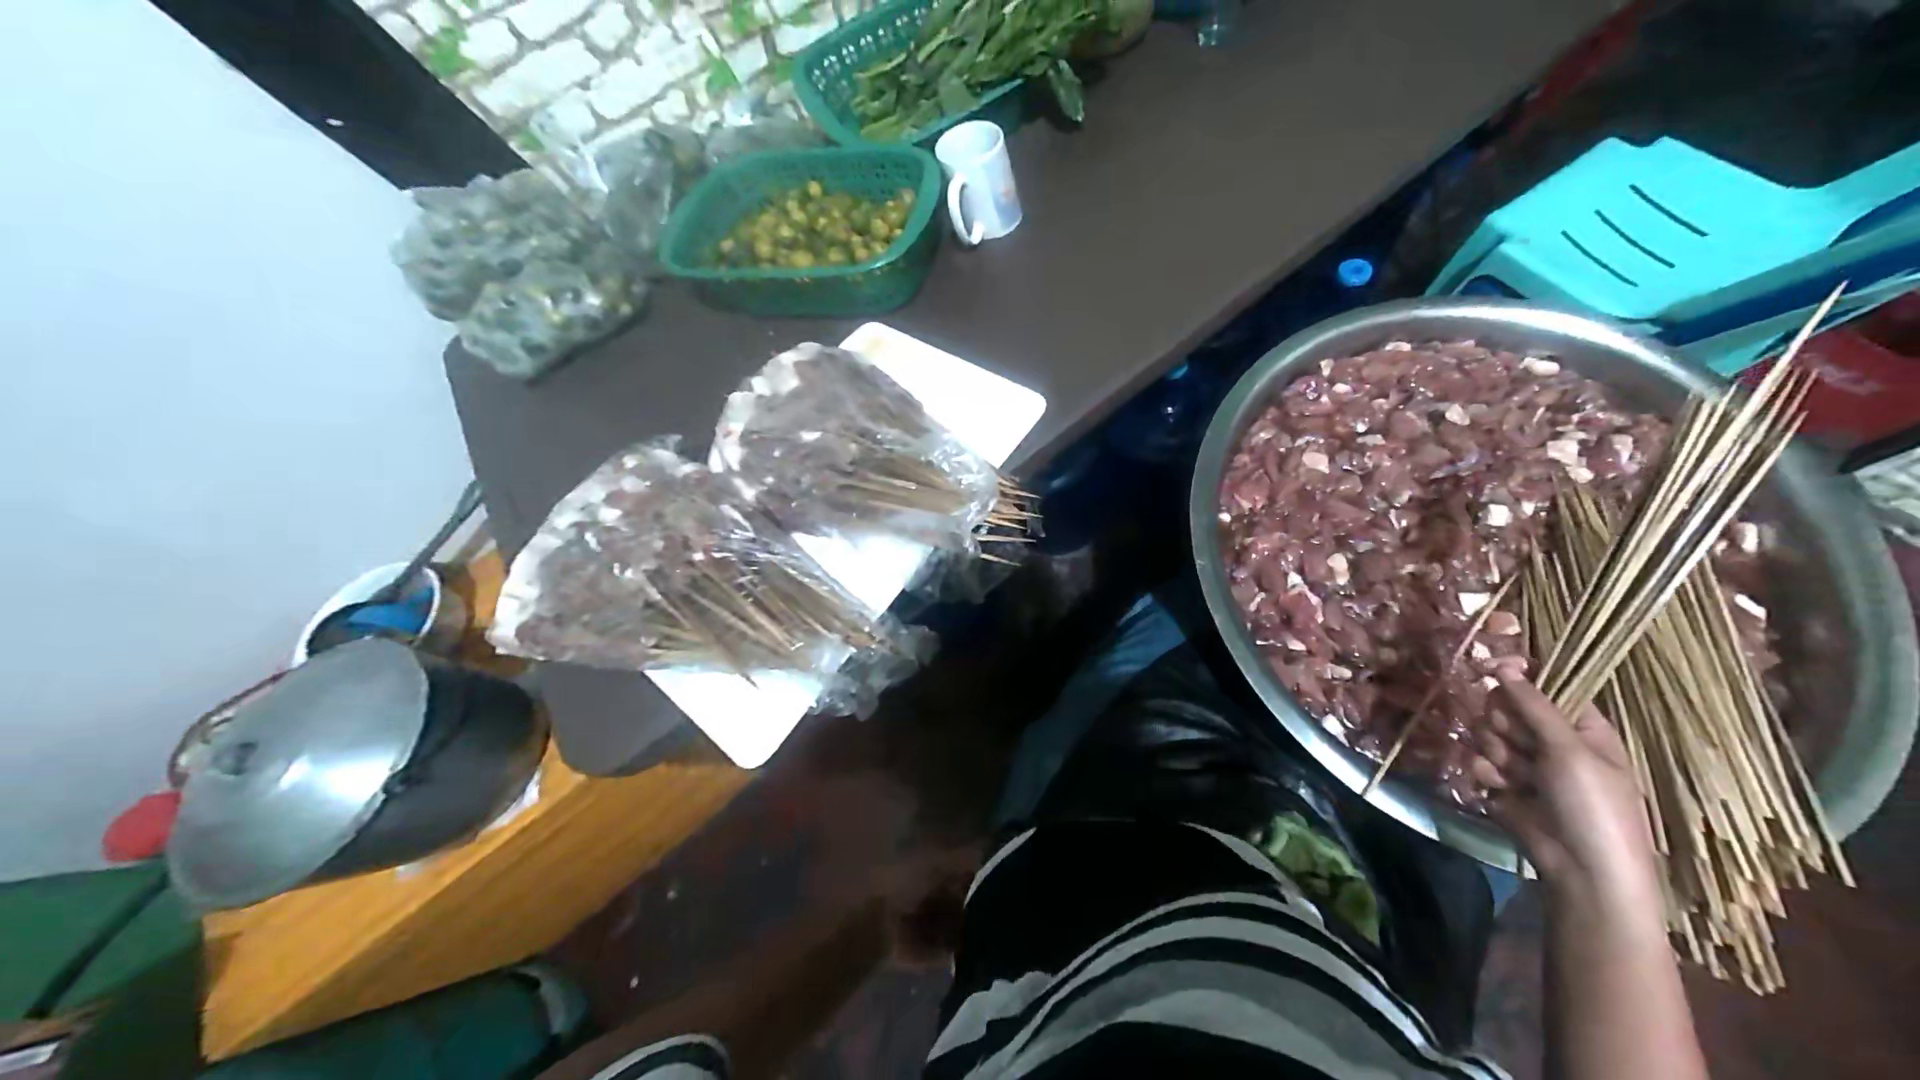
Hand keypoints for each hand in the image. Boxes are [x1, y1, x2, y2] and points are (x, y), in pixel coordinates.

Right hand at [1470, 676, 1661, 913]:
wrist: (1583, 871)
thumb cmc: (1593, 806)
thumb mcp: (1570, 750)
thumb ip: (1535, 706)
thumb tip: (1505, 665)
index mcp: (1583, 730)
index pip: (1547, 688)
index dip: (1518, 677)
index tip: (1488, 667)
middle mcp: (1553, 743)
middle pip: (1509, 709)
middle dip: (1501, 722)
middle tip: (1509, 738)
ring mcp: (1528, 765)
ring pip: (1489, 735)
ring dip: (1493, 749)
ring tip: (1509, 772)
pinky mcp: (1504, 786)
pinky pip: (1481, 763)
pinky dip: (1485, 772)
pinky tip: (1497, 787)